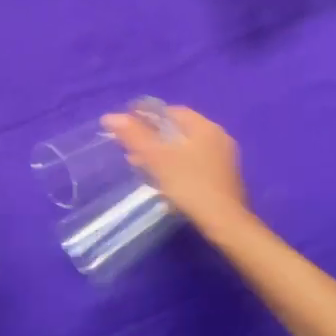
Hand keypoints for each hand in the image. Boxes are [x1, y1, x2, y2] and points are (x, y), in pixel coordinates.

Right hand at [103, 106, 256, 234]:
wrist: (225, 223)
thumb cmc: (190, 185)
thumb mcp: (157, 159)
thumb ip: (135, 136)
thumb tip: (110, 116)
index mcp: (205, 127)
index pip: (172, 112)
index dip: (147, 116)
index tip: (127, 127)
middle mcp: (218, 137)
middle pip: (179, 130)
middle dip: (153, 137)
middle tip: (131, 149)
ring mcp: (224, 158)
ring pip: (187, 148)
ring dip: (163, 153)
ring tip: (142, 166)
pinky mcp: (223, 177)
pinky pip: (195, 162)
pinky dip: (177, 165)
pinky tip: (164, 180)